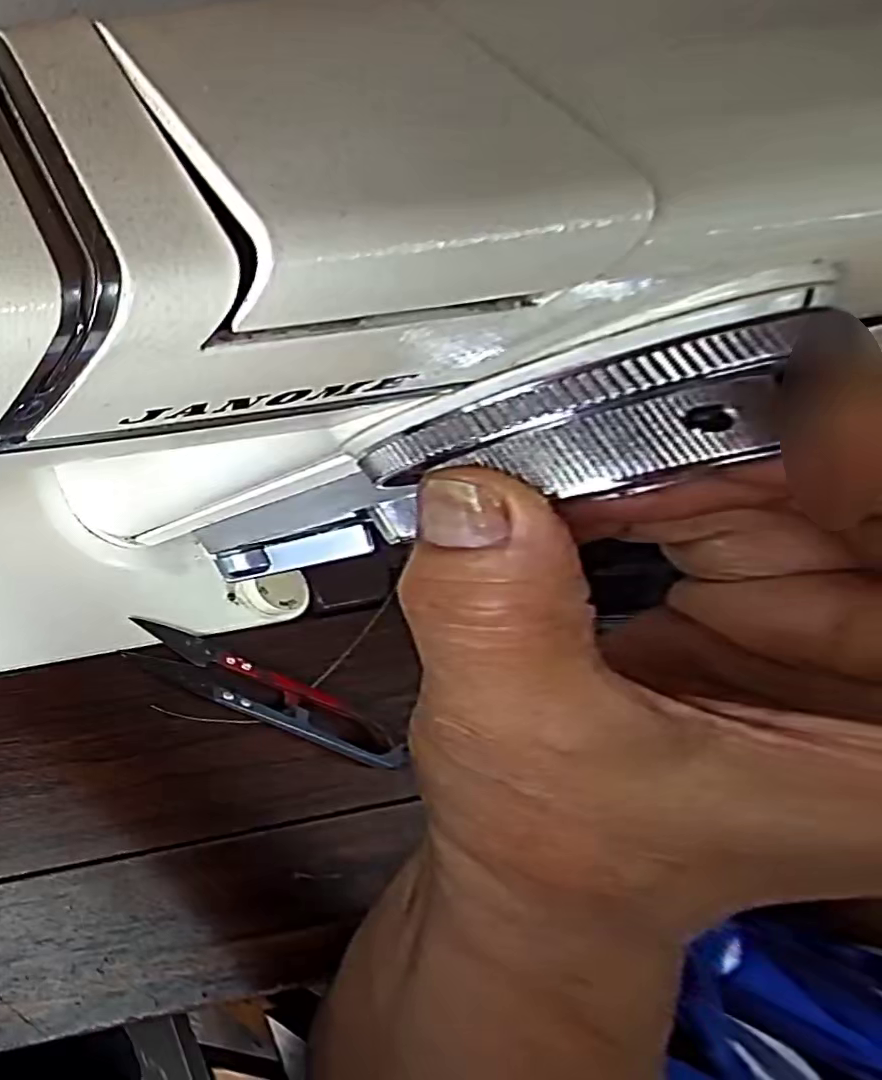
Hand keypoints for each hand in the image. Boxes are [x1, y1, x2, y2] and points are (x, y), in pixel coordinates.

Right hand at [399, 311, 881, 938]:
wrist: (531, 862)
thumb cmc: (565, 843)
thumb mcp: (520, 729)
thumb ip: (493, 614)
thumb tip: (468, 500)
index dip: (861, 450)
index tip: (752, 391)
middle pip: (856, 490)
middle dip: (723, 450)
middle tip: (597, 430)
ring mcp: (835, 627)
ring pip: (781, 483)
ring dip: (655, 468)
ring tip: (551, 481)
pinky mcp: (751, 605)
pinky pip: (708, 505)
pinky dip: (619, 492)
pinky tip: (556, 511)